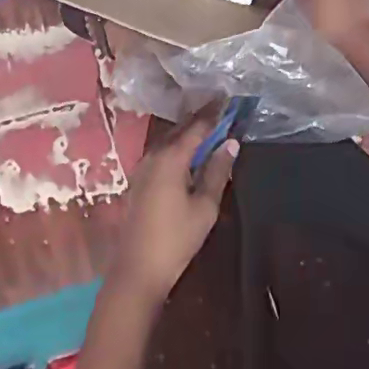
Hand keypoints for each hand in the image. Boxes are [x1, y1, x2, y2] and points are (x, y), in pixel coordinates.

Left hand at [111, 109, 238, 299]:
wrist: (138, 268)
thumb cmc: (177, 238)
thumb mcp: (205, 206)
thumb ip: (218, 171)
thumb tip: (231, 143)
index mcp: (171, 157)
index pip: (197, 127)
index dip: (214, 113)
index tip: (228, 99)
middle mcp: (154, 154)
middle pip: (180, 129)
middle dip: (201, 119)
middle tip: (222, 110)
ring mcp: (143, 166)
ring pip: (169, 140)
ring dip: (188, 132)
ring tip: (210, 128)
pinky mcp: (139, 179)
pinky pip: (161, 152)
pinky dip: (177, 146)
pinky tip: (189, 153)